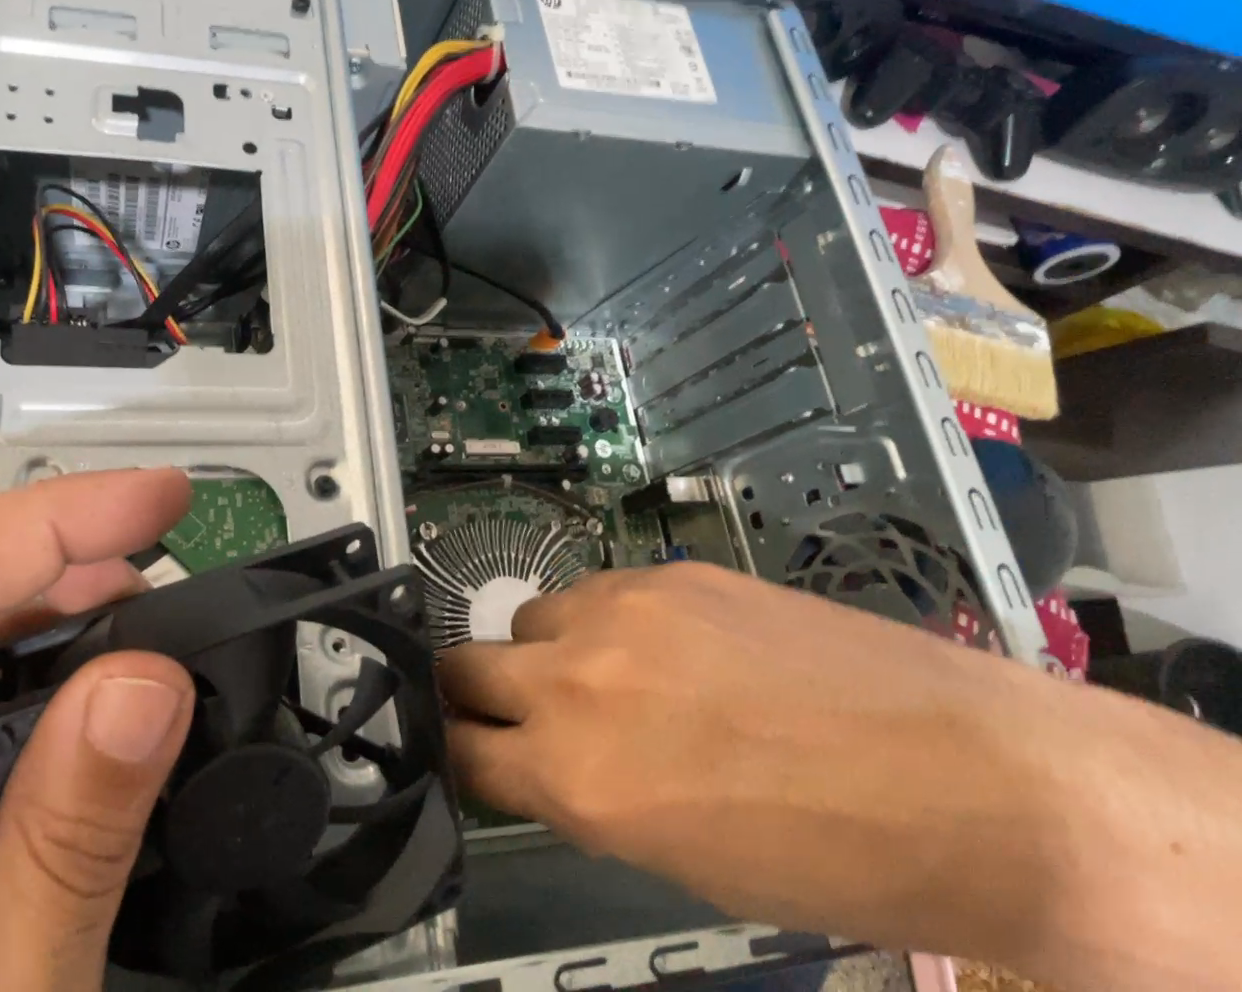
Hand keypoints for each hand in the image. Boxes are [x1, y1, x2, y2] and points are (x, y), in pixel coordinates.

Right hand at [440, 562, 1241, 991]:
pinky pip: (598, 591)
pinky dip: (607, 622)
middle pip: (462, 668)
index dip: (462, 756)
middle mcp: (574, 681)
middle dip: (477, 697)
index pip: (457, 748)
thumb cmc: (826, 860)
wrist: (975, 783)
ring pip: (529, 619)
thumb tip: (539, 759)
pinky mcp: (673, 572)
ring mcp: (621, 612)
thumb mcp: (671, 857)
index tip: (478, 756)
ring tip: (613, 677)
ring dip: (547, 652)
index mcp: (571, 775)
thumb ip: (580, 794)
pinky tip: (672, 648)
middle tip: (522, 715)